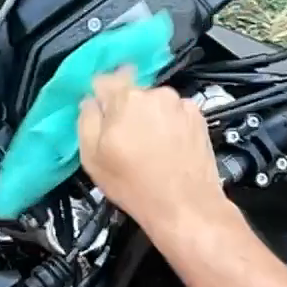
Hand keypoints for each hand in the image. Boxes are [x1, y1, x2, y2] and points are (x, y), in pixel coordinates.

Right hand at [77, 68, 231, 234]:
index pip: (105, 80)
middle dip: (126, 111)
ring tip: (149, 147)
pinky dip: (169, 125)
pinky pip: (174, 113)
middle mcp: (155, 93)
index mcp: (125, 98)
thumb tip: (91, 102)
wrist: (185, 206)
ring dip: (149, 118)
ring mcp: (181, 104)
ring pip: (154, 104)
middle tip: (125, 140)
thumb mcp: (92, 157)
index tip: (100, 114)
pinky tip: (168, 149)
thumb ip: (87, 121)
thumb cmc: (133, 184)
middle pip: (132, 93)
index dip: (100, 96)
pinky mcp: (199, 118)